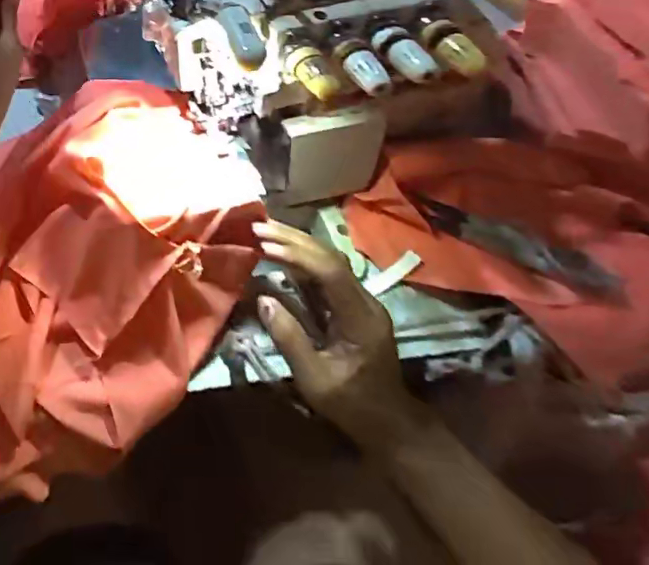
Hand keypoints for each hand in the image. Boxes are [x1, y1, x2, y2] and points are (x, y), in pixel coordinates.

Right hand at [254, 219, 428, 441]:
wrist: (390, 423)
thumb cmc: (351, 405)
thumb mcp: (314, 380)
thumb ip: (289, 338)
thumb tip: (263, 298)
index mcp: (361, 319)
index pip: (331, 273)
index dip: (298, 256)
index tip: (265, 246)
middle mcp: (366, 301)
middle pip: (331, 258)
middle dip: (293, 239)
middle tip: (258, 226)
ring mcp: (362, 300)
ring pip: (330, 259)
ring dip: (297, 243)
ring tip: (265, 230)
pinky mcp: (353, 303)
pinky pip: (328, 271)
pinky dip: (303, 257)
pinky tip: (281, 251)